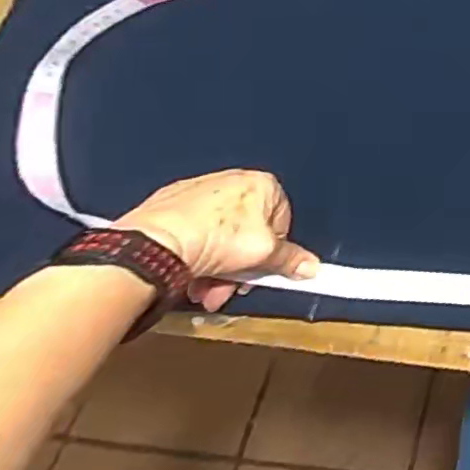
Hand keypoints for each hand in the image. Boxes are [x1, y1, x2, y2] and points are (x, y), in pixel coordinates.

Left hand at [113, 170, 319, 311]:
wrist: (158, 241)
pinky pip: (194, 232)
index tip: (265, 273)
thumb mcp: (265, 254)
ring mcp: (200, 190)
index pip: (281, 221)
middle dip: (240, 266)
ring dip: (217, 268)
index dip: (274, 253)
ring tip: (205, 289)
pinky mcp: (173, 202)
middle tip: (232, 287)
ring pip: (219, 236)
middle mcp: (232, 180)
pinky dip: (194, 254)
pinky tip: (188, 275)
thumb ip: (290, 260)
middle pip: (248, 232)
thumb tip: (310, 265)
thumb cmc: (216, 238)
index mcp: (262, 184)